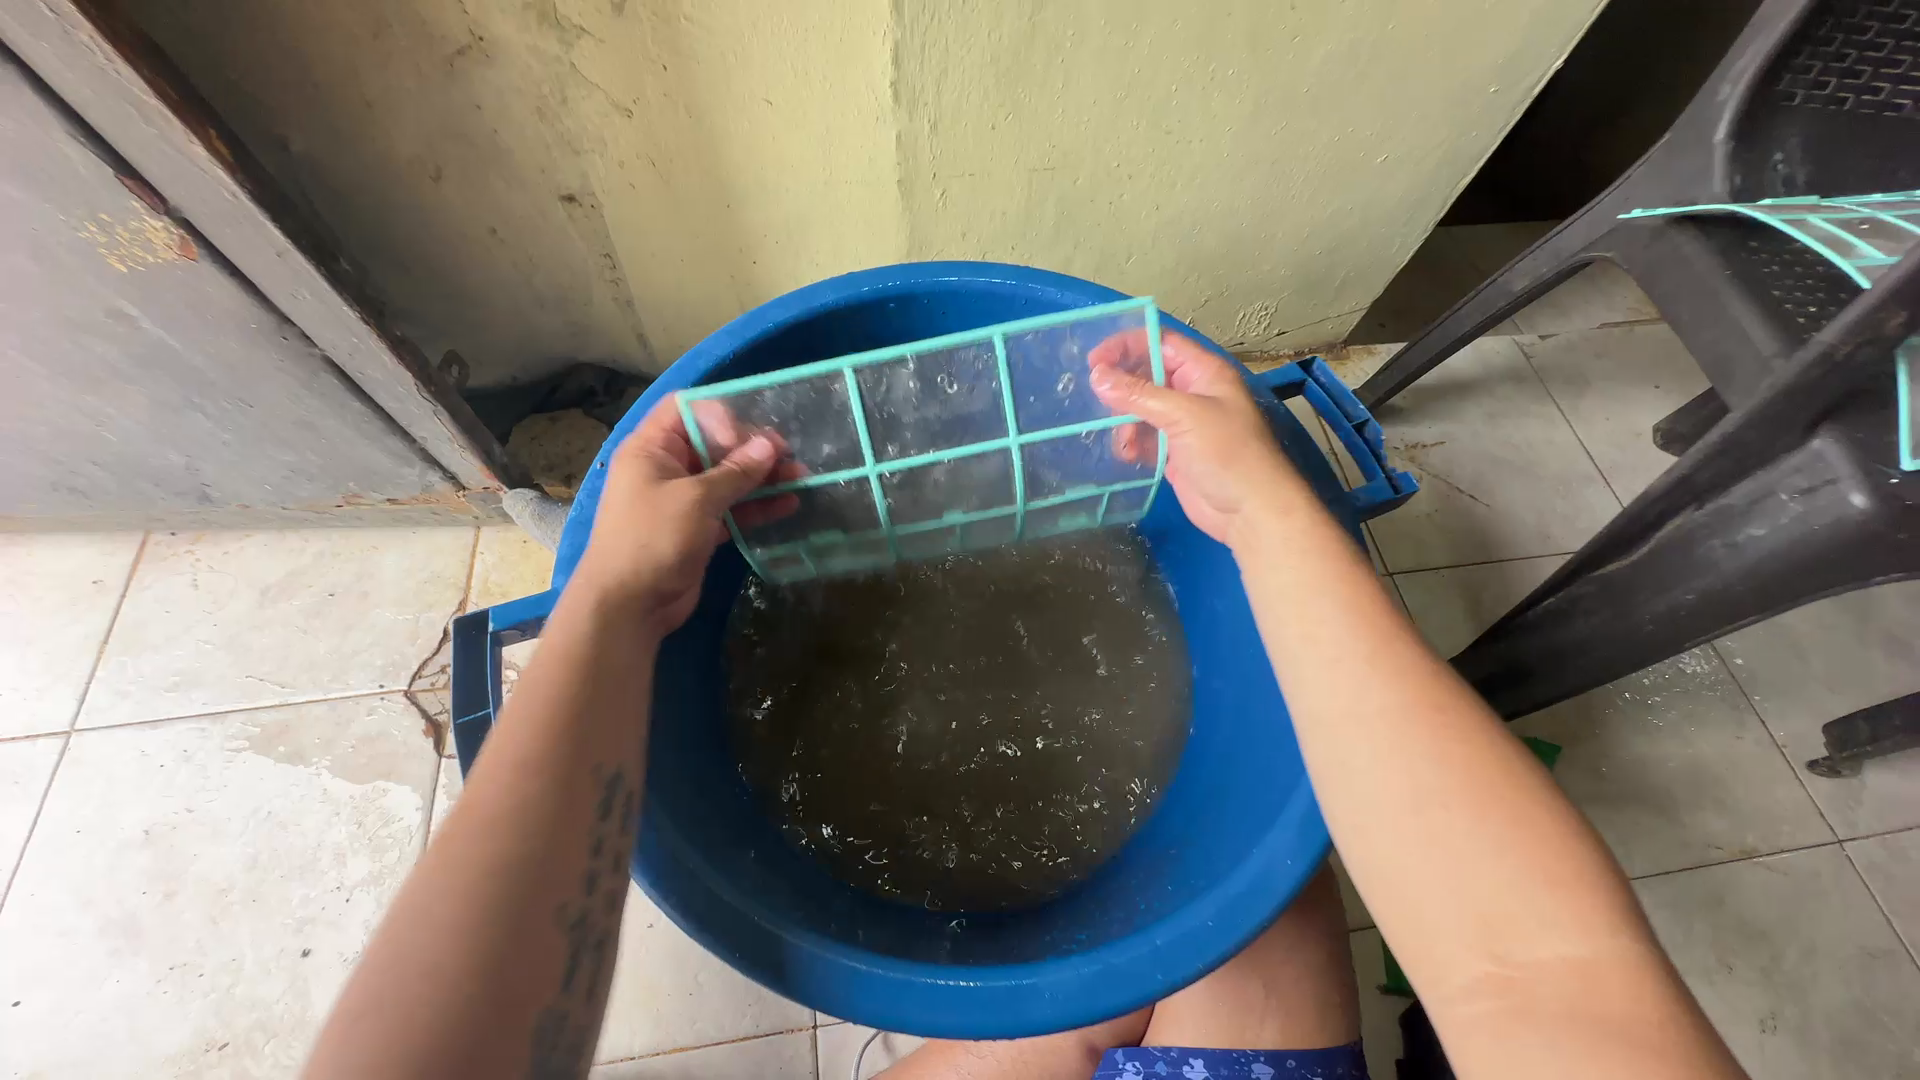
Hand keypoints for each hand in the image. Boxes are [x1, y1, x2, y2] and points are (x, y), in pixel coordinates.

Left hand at [571, 396, 795, 634]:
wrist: (629, 606)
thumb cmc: (652, 539)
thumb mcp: (696, 499)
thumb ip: (736, 472)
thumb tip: (771, 445)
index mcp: (652, 448)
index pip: (687, 409)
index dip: (721, 414)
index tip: (750, 436)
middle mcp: (667, 468)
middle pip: (714, 443)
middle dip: (753, 448)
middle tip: (789, 455)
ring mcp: (684, 500)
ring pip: (728, 478)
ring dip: (763, 478)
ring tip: (801, 477)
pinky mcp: (699, 528)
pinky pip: (732, 508)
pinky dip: (757, 506)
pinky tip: (788, 504)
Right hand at [1087, 329, 1306, 548]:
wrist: (1249, 511)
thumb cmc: (1226, 453)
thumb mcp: (1183, 415)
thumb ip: (1138, 394)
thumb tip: (1097, 376)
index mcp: (1203, 372)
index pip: (1160, 344)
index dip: (1127, 346)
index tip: (1094, 361)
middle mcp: (1192, 393)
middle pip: (1147, 376)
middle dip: (1122, 388)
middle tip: (1097, 401)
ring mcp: (1182, 424)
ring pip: (1141, 409)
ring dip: (1124, 421)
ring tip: (1122, 441)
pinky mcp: (1173, 452)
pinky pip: (1143, 438)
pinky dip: (1131, 444)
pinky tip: (1127, 456)